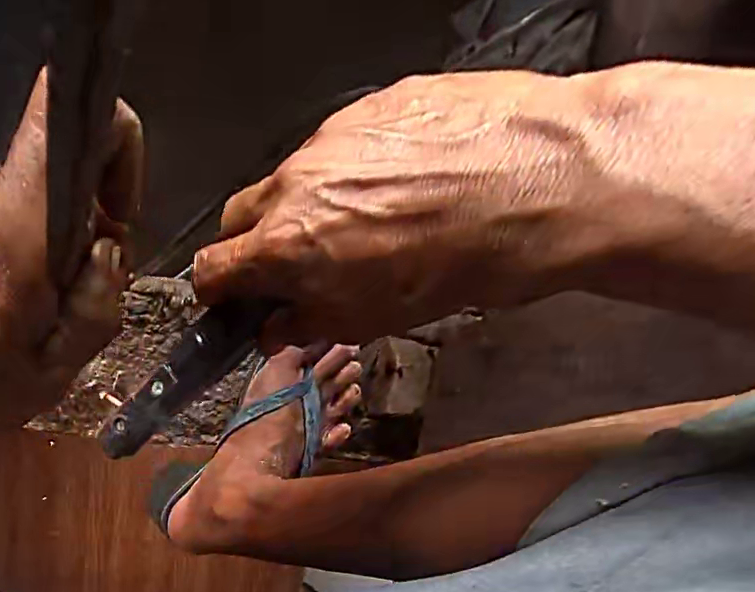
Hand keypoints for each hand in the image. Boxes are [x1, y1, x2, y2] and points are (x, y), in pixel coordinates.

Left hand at [0, 70, 143, 464]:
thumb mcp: (48, 378)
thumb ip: (94, 309)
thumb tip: (107, 253)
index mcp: (18, 229)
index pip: (78, 118)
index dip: (118, 149)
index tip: (118, 219)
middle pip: (65, 172)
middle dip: (91, 227)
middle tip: (74, 297)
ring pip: (33, 196)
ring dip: (52, 241)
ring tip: (34, 306)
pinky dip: (14, 231)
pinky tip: (2, 282)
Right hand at [192, 71, 602, 348]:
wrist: (543, 183)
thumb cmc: (450, 267)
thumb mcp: (365, 319)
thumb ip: (302, 322)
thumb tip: (273, 326)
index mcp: (283, 242)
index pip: (211, 266)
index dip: (214, 290)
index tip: (228, 299)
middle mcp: (295, 180)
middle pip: (240, 215)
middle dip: (250, 245)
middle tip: (289, 265)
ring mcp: (334, 134)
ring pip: (291, 178)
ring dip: (303, 206)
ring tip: (360, 222)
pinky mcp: (377, 101)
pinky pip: (340, 143)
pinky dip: (348, 170)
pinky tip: (397, 184)